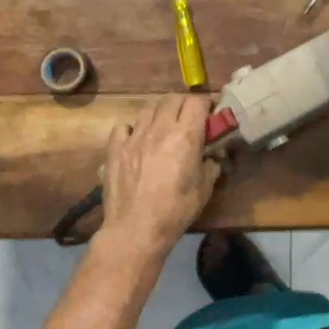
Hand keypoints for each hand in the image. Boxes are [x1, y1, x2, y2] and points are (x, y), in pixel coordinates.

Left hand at [100, 94, 219, 247]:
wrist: (136, 228)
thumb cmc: (176, 210)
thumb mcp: (204, 189)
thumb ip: (211, 165)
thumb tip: (213, 157)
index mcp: (185, 136)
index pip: (196, 102)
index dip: (206, 104)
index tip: (210, 114)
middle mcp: (159, 129)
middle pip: (172, 99)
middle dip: (183, 104)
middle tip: (189, 119)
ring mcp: (134, 137)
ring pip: (148, 108)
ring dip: (160, 113)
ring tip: (163, 127)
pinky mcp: (115, 149)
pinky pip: (123, 127)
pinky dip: (132, 128)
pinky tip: (137, 140)